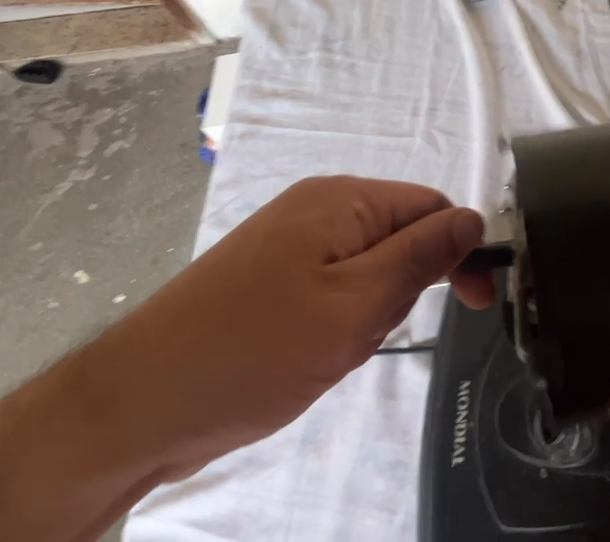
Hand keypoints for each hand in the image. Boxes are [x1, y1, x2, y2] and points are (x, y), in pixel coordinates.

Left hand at [64, 175, 487, 476]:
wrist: (132, 409)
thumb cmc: (253, 353)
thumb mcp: (356, 306)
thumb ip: (422, 257)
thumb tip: (475, 218)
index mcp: (340, 201)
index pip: (430, 208)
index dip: (460, 252)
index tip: (476, 306)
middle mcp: (315, 209)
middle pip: (399, 237)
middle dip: (402, 290)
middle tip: (367, 336)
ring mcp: (287, 243)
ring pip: (367, 269)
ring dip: (369, 313)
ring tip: (330, 351)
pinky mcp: (268, 278)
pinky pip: (332, 288)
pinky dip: (339, 322)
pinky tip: (309, 355)